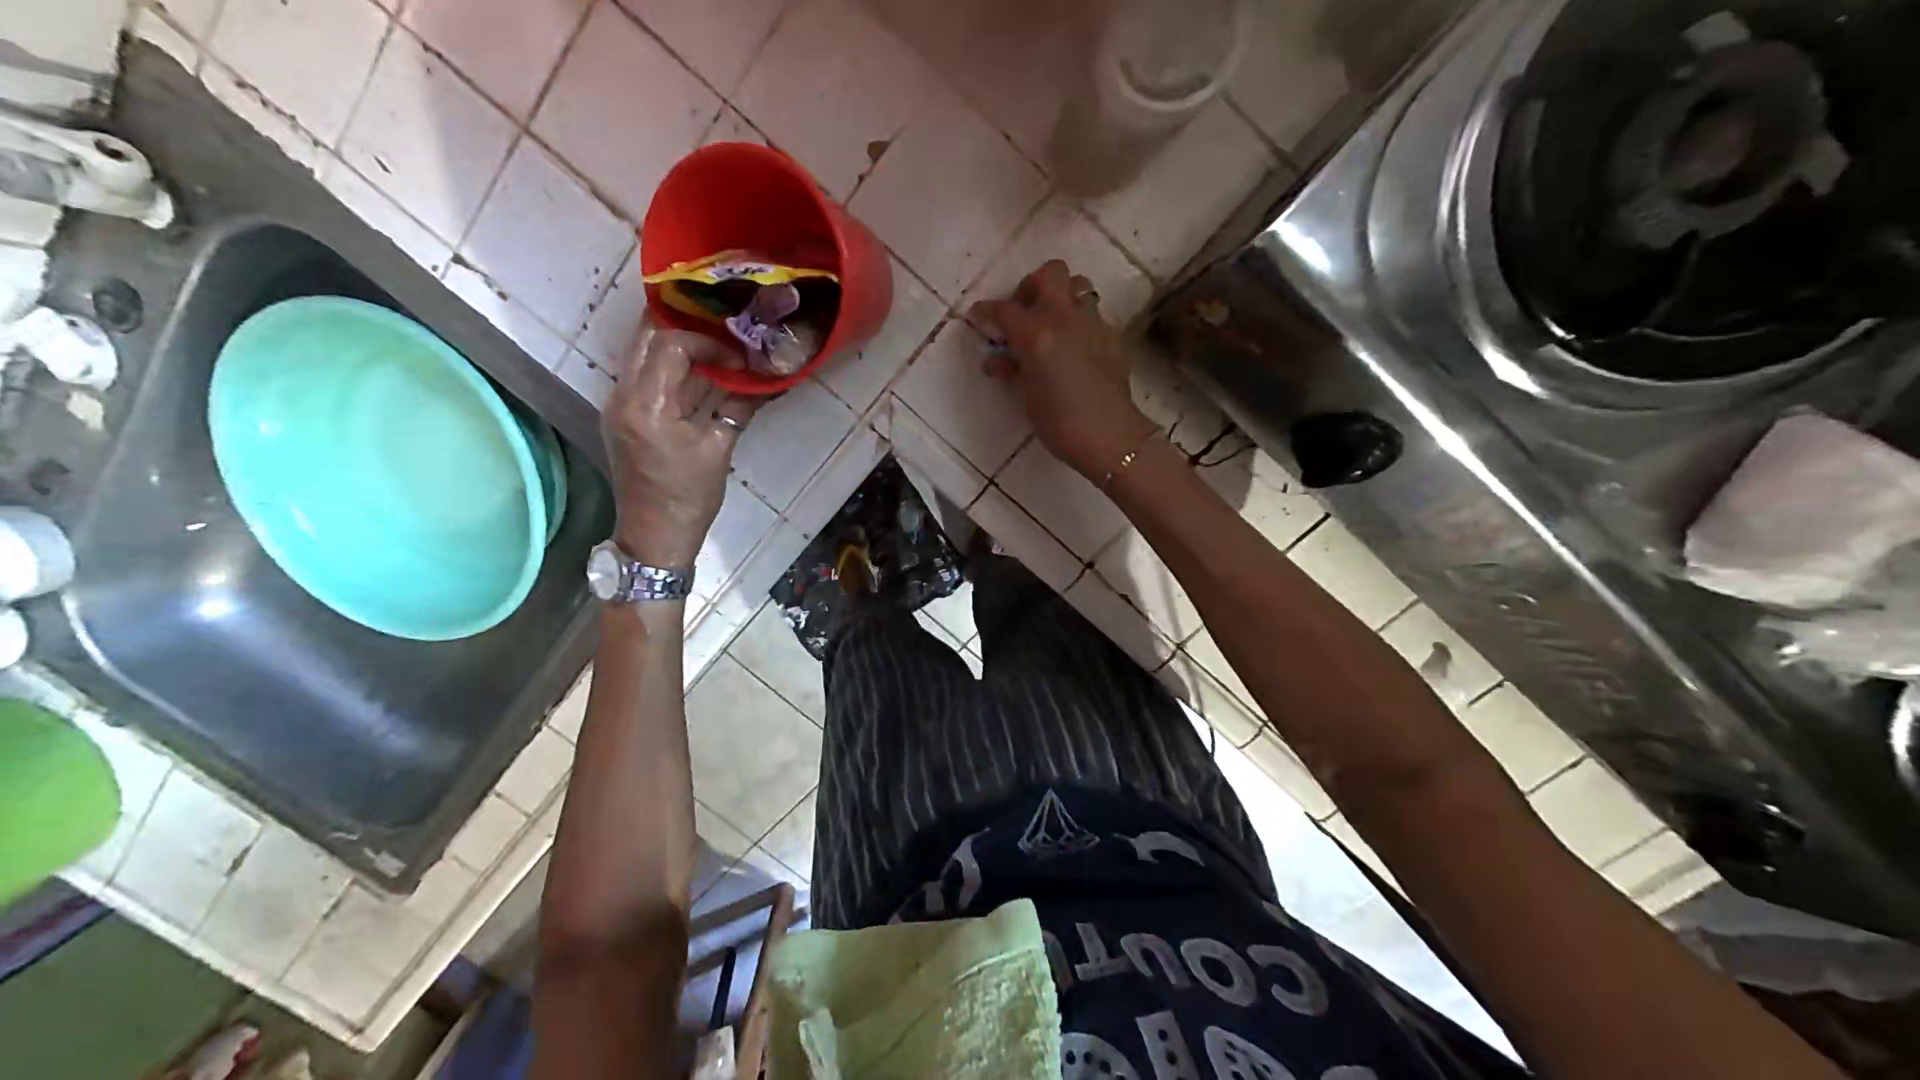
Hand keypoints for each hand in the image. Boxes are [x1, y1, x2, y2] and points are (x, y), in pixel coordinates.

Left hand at [602, 320, 756, 568]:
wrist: (655, 535)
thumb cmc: (689, 497)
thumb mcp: (719, 449)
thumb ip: (738, 406)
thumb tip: (764, 380)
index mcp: (646, 405)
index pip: (670, 344)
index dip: (707, 343)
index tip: (736, 358)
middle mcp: (622, 396)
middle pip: (646, 337)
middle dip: (685, 330)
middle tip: (720, 337)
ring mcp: (618, 404)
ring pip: (642, 354)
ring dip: (677, 349)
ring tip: (716, 354)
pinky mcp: (623, 416)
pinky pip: (644, 377)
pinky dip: (671, 370)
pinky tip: (701, 377)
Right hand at [969, 260, 1154, 480]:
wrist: (1109, 436)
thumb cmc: (1058, 423)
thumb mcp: (1026, 395)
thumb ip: (1012, 368)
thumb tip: (999, 359)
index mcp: (1037, 333)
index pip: (1005, 309)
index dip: (987, 311)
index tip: (979, 316)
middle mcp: (1066, 318)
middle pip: (1049, 273)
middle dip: (1032, 286)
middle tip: (1025, 311)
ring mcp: (1093, 323)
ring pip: (1078, 286)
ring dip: (1062, 298)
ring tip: (1053, 325)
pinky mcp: (1112, 336)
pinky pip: (1093, 315)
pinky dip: (1079, 324)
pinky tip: (1075, 350)